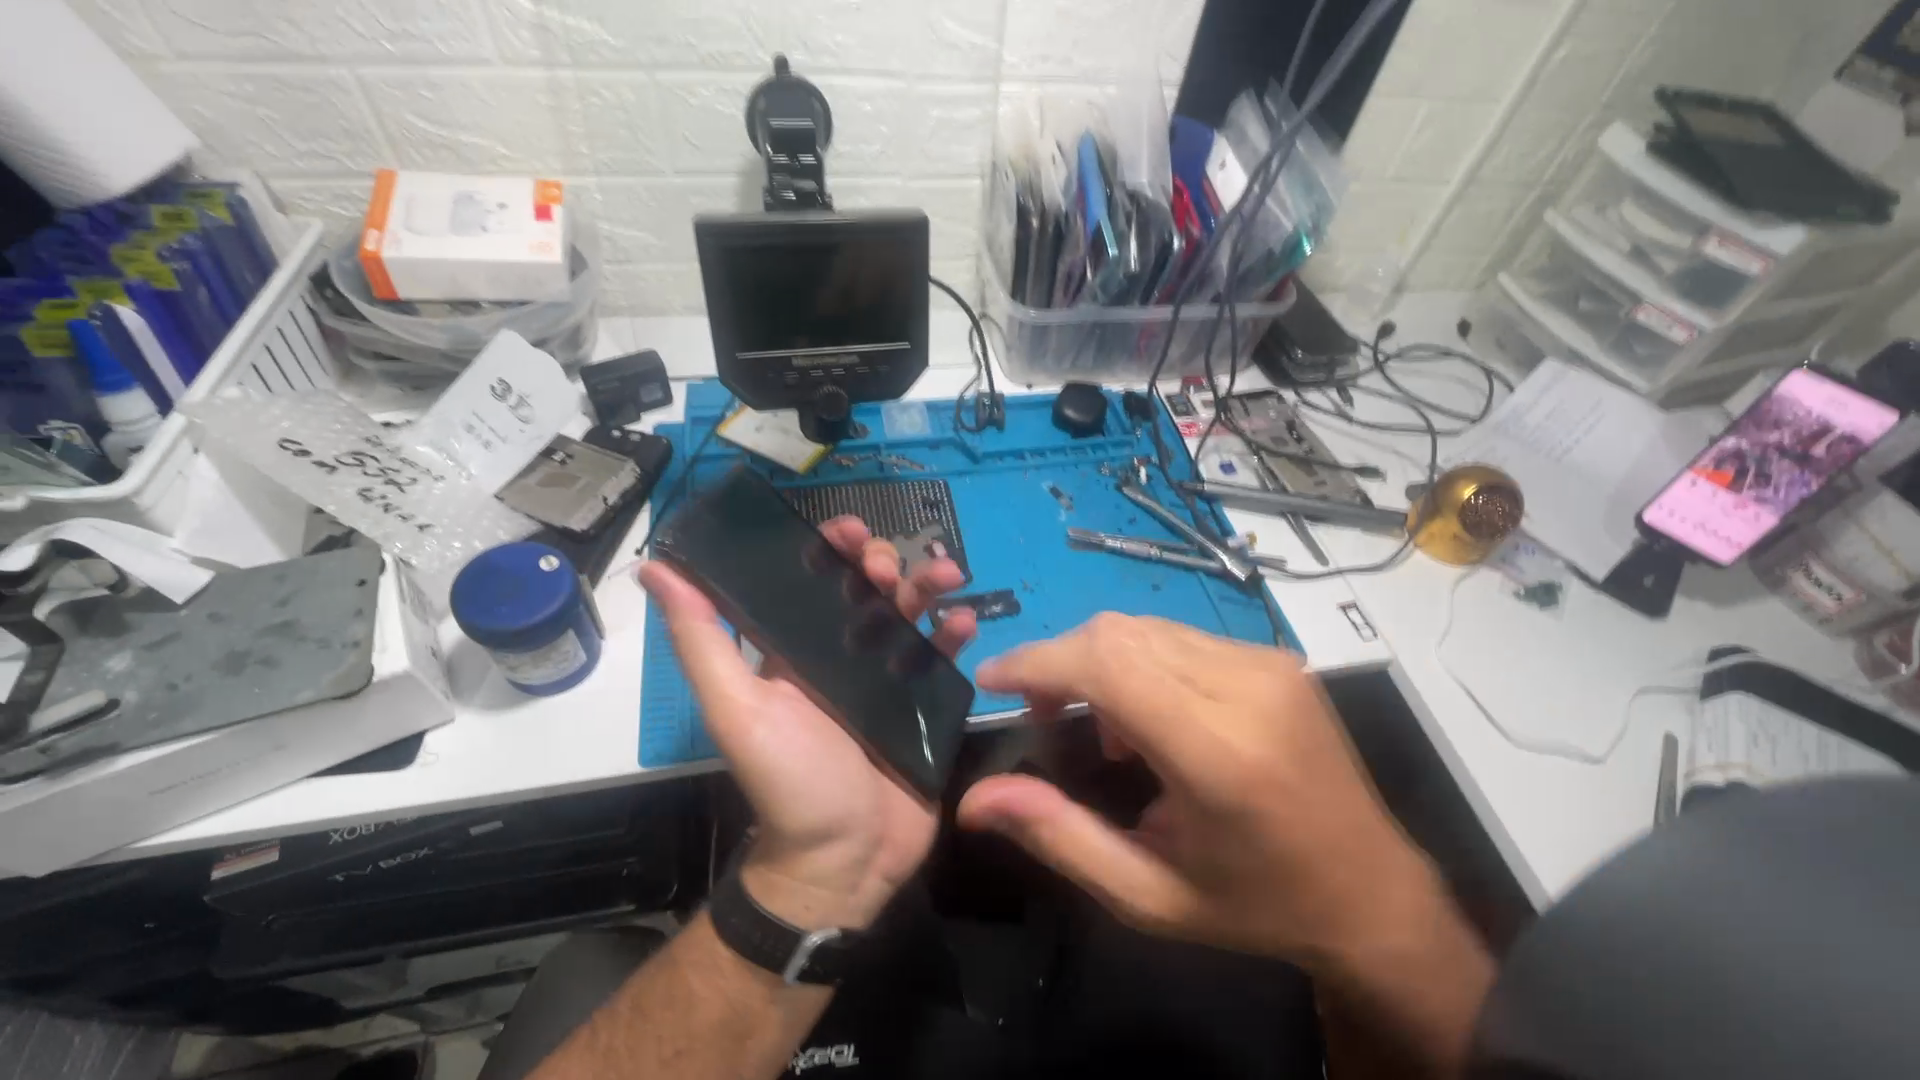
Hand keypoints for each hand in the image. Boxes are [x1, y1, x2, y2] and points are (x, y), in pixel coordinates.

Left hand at [638, 517, 975, 931]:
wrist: (845, 862)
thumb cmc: (788, 782)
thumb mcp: (737, 708)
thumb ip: (702, 639)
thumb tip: (656, 569)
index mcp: (793, 652)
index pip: (811, 582)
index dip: (829, 548)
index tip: (850, 528)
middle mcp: (839, 659)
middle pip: (866, 592)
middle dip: (883, 564)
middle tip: (892, 564)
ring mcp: (885, 681)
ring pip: (909, 616)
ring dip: (927, 587)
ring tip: (946, 577)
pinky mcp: (923, 706)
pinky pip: (942, 659)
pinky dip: (956, 635)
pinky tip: (966, 622)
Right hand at [956, 614, 1439, 969]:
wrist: (1370, 892)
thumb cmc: (1254, 904)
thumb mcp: (1146, 893)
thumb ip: (1058, 837)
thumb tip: (974, 801)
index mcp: (1219, 753)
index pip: (1108, 665)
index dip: (1037, 662)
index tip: (991, 680)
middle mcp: (1248, 689)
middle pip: (1119, 634)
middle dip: (1060, 663)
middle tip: (1041, 716)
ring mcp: (1269, 665)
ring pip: (1146, 627)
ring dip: (1099, 663)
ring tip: (1102, 730)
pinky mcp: (1277, 659)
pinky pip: (1181, 637)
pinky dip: (1139, 664)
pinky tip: (1148, 719)